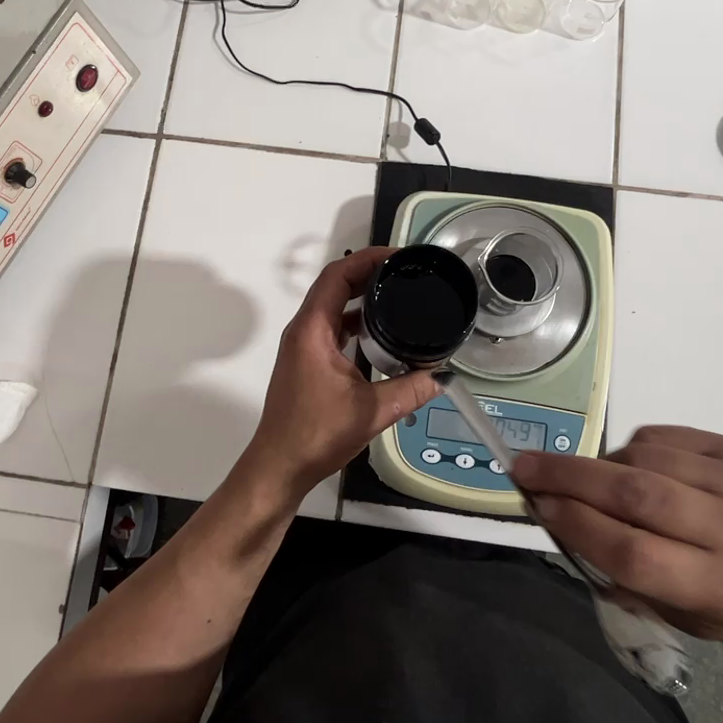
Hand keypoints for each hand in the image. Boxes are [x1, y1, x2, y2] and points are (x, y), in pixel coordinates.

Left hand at [238, 247, 444, 502]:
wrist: (280, 466)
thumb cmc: (317, 434)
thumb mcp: (372, 411)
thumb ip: (411, 389)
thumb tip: (442, 374)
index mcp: (312, 331)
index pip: (337, 276)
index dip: (367, 259)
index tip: (399, 257)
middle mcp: (303, 331)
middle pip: (334, 286)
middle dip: (368, 273)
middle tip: (405, 272)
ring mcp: (302, 347)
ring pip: (331, 307)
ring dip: (360, 296)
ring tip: (396, 294)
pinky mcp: (306, 362)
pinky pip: (331, 328)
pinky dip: (353, 321)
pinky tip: (378, 332)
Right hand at [511, 425, 722, 651]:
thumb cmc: (708, 606)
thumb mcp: (662, 607)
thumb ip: (610, 561)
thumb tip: (551, 507)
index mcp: (720, 587)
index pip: (634, 552)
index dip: (578, 524)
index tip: (536, 505)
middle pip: (640, 495)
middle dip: (572, 477)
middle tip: (527, 466)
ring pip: (647, 458)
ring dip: (600, 463)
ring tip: (585, 477)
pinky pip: (664, 435)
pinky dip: (631, 446)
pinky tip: (628, 463)